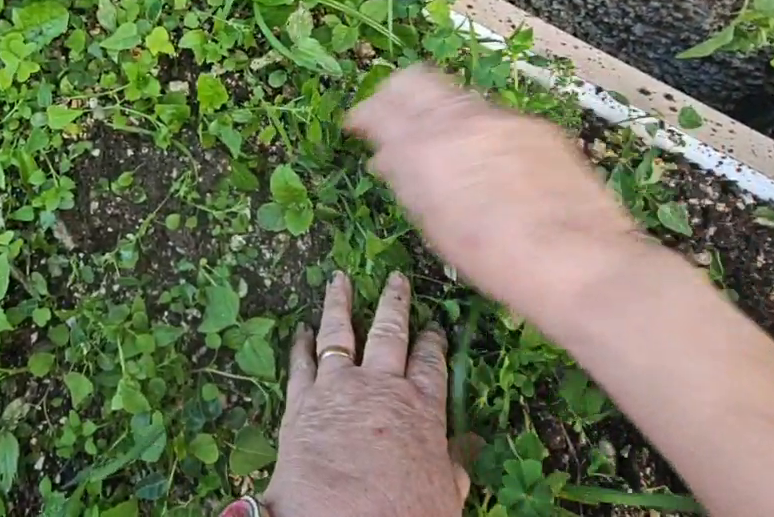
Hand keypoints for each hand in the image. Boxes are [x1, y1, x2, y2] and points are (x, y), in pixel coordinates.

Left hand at [262, 271, 467, 516]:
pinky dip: (300, 344)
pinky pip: (301, 362)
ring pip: (339, 333)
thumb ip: (455, 465)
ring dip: (339, 303)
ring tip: (339, 279)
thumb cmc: (403, 515)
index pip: (430, 364)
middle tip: (396, 279)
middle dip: (394, 304)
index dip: (432, 342)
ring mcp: (338, 386)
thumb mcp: (444, 496)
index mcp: (420, 408)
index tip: (434, 325)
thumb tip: (473, 443)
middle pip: (389, 333)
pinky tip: (301, 329)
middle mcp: (379, 385)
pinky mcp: (302, 398)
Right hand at [344, 64, 648, 335]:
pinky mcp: (535, 126)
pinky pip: (491, 114)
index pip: (379, 107)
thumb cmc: (497, 258)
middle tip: (390, 115)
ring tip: (437, 138)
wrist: (582, 262)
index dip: (363, 113)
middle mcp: (459, 119)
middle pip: (413, 80)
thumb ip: (406, 177)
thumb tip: (387, 156)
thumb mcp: (434, 222)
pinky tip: (482, 155)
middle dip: (395, 93)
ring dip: (436, 109)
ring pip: (453, 94)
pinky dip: (474, 126)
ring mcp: (501, 118)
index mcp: (424, 147)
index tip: (358, 124)